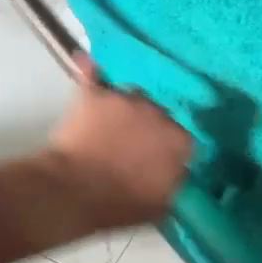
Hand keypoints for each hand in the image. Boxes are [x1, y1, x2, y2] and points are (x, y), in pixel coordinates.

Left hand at [46, 56, 191, 229]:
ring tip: (115, 114)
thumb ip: (174, 179)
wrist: (75, 190)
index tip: (163, 151)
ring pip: (132, 93)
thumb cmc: (119, 203)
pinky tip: (88, 59)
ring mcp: (125, 99)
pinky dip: (91, 68)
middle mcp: (158, 112)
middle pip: (159, 110)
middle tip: (136, 136)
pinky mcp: (95, 95)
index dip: (172, 143)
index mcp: (180, 141)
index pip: (186, 135)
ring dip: (126, 103)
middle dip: (151, 121)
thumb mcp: (161, 203)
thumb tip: (176, 168)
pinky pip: (93, 75)